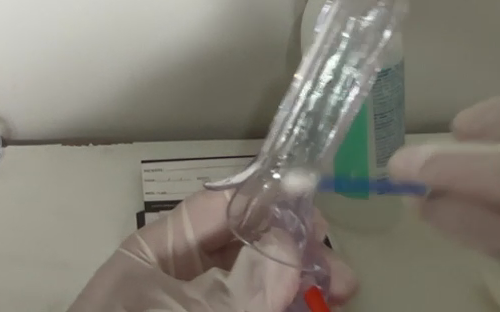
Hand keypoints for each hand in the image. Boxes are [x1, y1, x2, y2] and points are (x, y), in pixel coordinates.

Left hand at [66, 189, 358, 311]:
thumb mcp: (191, 310)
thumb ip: (245, 281)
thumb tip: (290, 238)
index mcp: (159, 249)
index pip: (218, 207)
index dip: (266, 198)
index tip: (315, 205)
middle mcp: (176, 275)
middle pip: (243, 247)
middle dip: (293, 251)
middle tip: (340, 274)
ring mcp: (192, 304)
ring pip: (252, 285)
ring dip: (294, 286)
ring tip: (338, 296)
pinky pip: (248, 306)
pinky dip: (278, 307)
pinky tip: (308, 309)